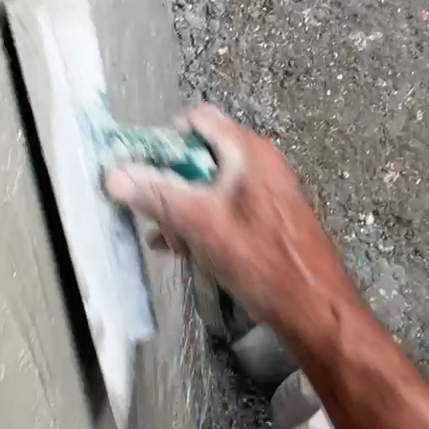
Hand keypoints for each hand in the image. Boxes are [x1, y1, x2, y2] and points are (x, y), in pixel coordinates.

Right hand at [104, 105, 357, 340]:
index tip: (143, 168)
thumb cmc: (260, 259)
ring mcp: (268, 189)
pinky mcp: (270, 216)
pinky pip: (228, 205)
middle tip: (153, 211)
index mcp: (247, 150)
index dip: (165, 139)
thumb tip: (113, 176)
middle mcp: (260, 161)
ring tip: (166, 239)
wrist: (315, 309)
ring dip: (184, 206)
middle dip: (171, 180)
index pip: (197, 119)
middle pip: (202, 153)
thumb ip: (155, 196)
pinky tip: (184, 249)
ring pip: (212, 183)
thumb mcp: (198, 224)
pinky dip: (204, 219)